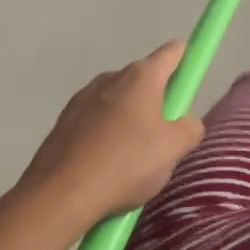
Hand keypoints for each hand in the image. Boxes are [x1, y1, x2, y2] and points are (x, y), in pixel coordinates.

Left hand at [15, 41, 204, 230]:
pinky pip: (94, 122)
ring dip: (128, 120)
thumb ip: (190, 128)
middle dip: (156, 101)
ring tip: (129, 160)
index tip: (188, 84)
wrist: (59, 196)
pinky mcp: (62, 122)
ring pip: (117, 102)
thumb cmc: (125, 164)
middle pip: (144, 80)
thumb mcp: (174, 149)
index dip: (186, 61)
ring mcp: (82, 98)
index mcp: (142, 76)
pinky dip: (103, 136)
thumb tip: (185, 123)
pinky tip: (103, 167)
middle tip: (162, 137)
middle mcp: (110, 78)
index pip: (172, 52)